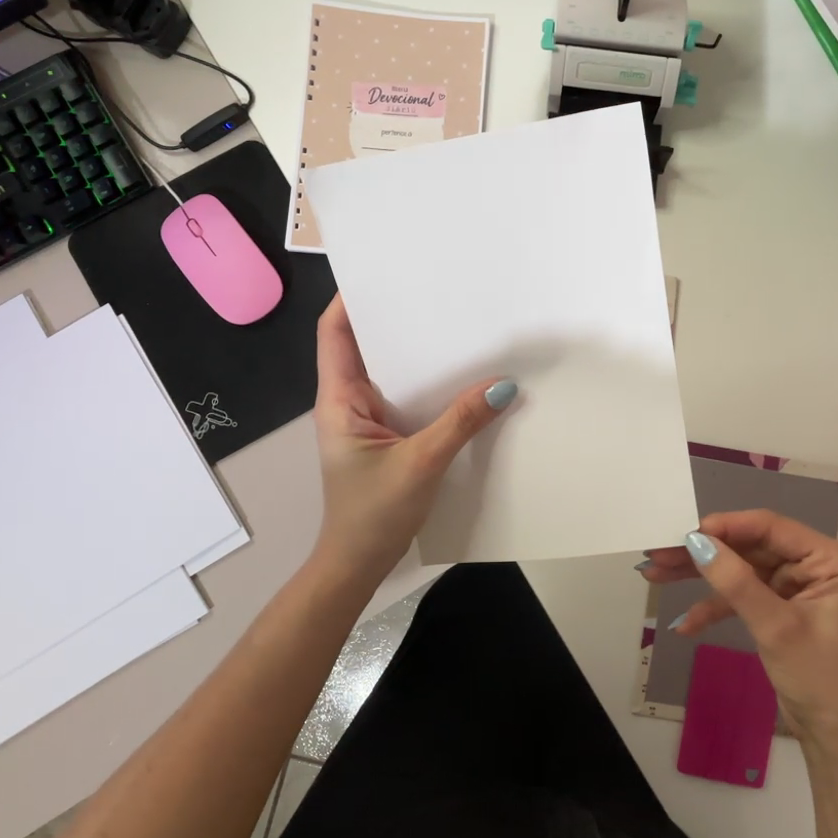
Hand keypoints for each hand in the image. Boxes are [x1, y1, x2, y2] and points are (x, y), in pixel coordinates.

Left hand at [312, 295, 517, 580]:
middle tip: (434, 291)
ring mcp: (367, 421)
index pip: (334, 334)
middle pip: (364, 346)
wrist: (357, 565)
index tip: (383, 271)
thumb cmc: (373, 514)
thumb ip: (460, 423)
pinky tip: (460, 376)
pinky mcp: (386, 438)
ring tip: (453, 324)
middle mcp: (349, 402)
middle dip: (395, 318)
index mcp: (339, 400)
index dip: (350, 299)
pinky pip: (406, 398)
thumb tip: (504, 385)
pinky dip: (428, 384)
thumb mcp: (421, 464)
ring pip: (389, 372)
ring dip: (415, 352)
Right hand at [643, 510, 837, 747]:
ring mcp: (798, 586)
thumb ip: (736, 582)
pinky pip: (743, 596)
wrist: (837, 738)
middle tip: (658, 553)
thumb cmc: (820, 679)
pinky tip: (685, 625)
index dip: (726, 527)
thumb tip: (696, 541)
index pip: (771, 528)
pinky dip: (715, 608)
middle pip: (750, 546)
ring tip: (655, 574)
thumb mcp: (776, 628)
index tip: (683, 532)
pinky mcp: (782, 607)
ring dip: (702, 577)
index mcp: (832, 559)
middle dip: (705, 553)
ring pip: (741, 568)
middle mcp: (817, 564)